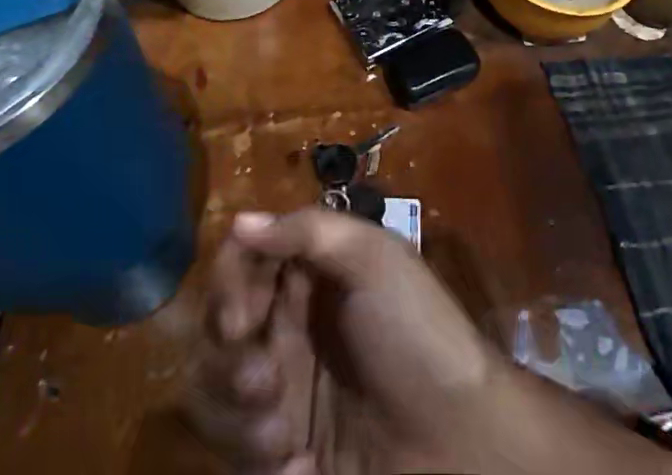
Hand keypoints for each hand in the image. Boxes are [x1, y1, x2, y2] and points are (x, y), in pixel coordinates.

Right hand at [189, 210, 502, 474]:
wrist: (457, 439)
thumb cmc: (417, 334)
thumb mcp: (377, 260)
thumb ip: (309, 231)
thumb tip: (240, 221)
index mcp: (311, 274)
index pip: (242, 262)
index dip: (229, 285)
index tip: (241, 319)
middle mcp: (289, 325)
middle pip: (216, 331)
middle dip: (229, 362)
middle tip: (265, 383)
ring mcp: (284, 389)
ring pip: (214, 396)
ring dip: (238, 420)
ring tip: (285, 439)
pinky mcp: (283, 448)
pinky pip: (238, 453)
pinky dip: (260, 463)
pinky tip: (302, 466)